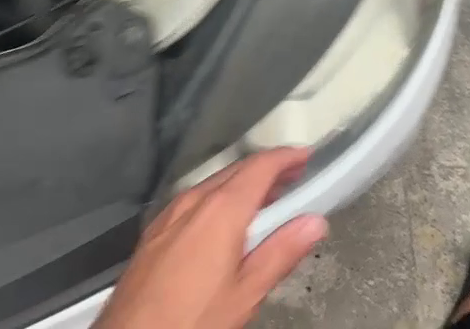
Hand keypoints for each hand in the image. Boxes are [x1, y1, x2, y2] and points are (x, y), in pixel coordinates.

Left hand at [94, 146, 327, 328]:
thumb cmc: (191, 321)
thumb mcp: (246, 293)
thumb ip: (282, 253)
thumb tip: (313, 223)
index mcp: (221, 210)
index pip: (261, 166)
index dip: (287, 158)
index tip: (305, 158)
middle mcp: (194, 200)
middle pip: (238, 170)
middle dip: (268, 170)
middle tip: (294, 181)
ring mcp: (170, 213)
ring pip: (214, 184)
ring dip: (243, 184)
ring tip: (265, 204)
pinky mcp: (155, 230)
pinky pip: (194, 200)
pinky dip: (218, 199)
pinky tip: (224, 224)